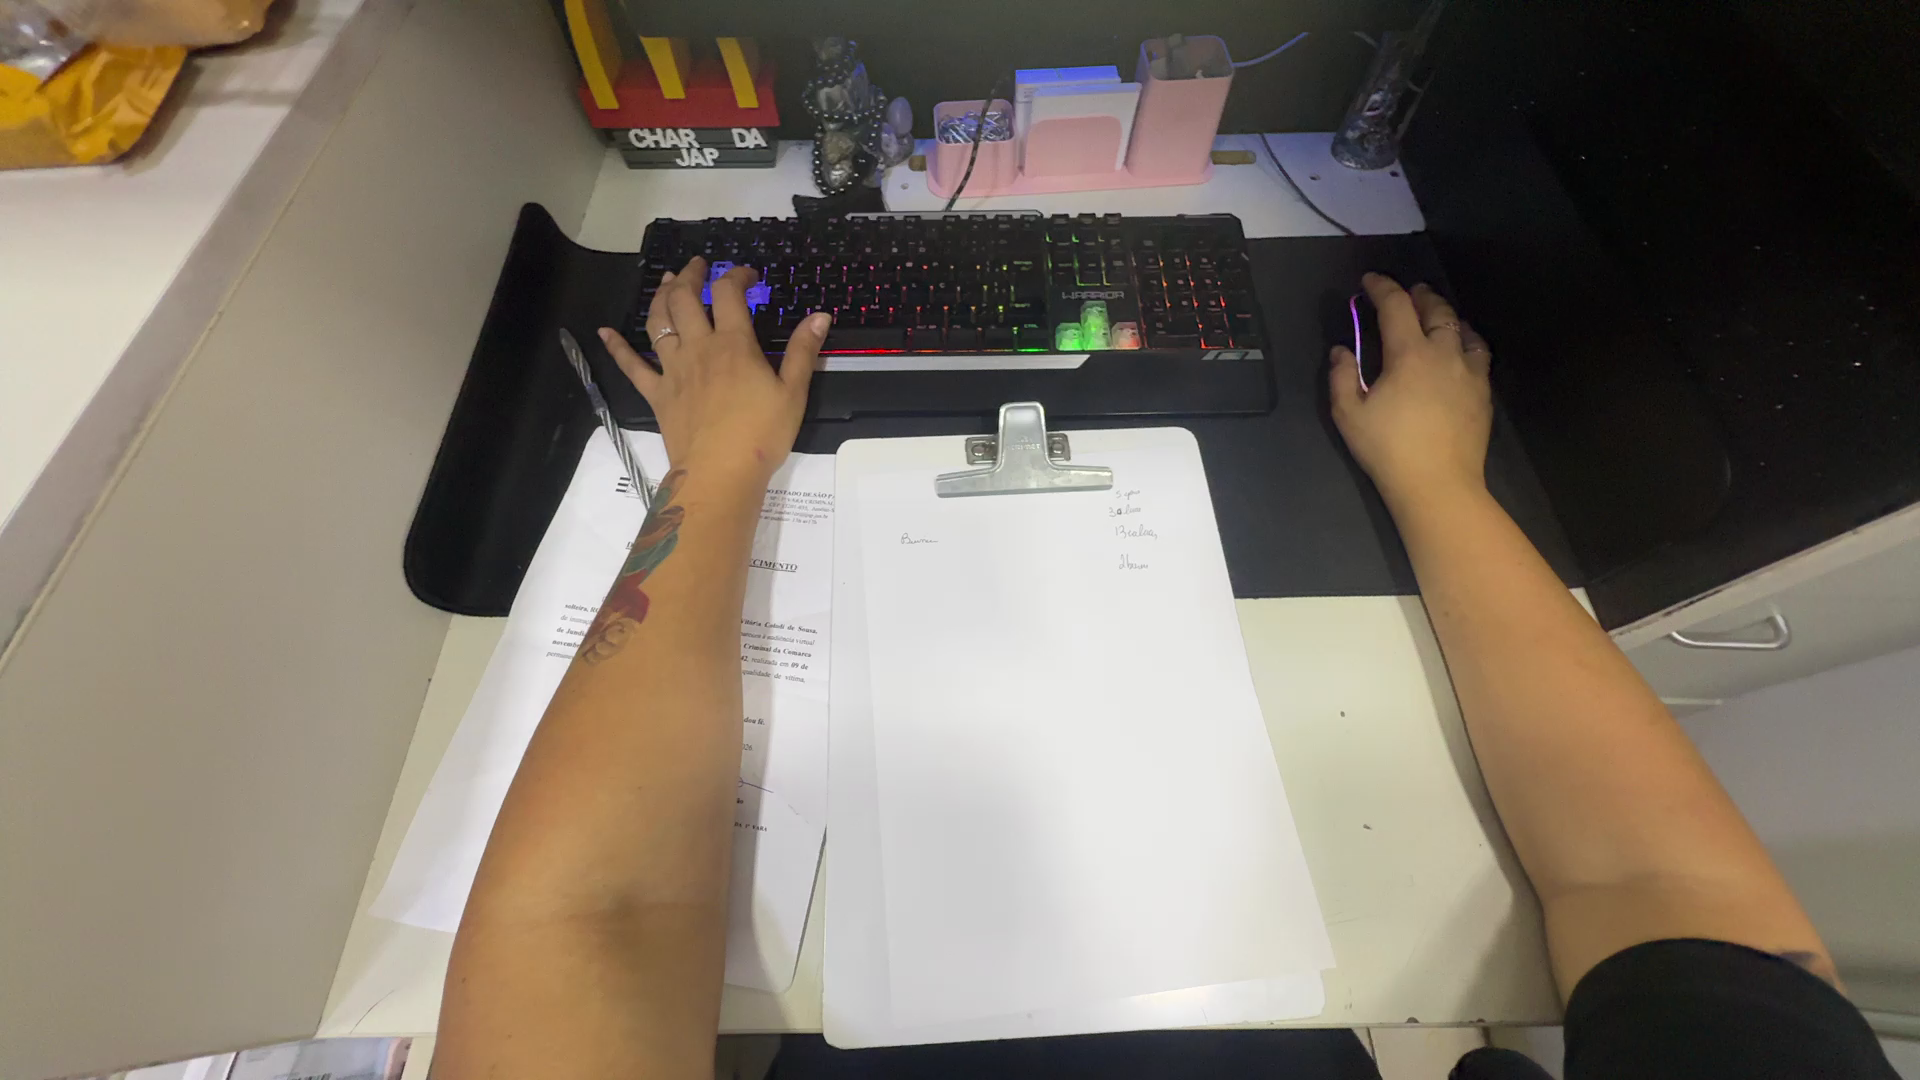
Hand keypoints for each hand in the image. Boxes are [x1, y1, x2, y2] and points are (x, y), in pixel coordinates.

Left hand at [600, 257, 829, 485]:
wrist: (721, 473)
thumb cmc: (762, 435)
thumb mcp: (793, 392)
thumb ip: (803, 351)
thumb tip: (820, 316)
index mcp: (733, 344)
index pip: (729, 294)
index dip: (735, 275)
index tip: (746, 273)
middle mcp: (699, 348)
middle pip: (685, 298)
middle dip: (690, 275)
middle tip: (697, 266)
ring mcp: (673, 370)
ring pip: (658, 322)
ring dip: (660, 296)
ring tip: (665, 282)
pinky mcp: (657, 394)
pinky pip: (632, 366)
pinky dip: (617, 347)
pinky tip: (604, 332)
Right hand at [1330, 273, 1493, 506]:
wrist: (1436, 481)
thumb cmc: (1386, 448)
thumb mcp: (1348, 413)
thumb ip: (1342, 376)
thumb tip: (1342, 350)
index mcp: (1408, 354)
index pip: (1395, 307)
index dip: (1381, 288)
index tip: (1369, 281)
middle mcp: (1443, 353)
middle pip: (1436, 310)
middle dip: (1418, 295)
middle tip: (1407, 291)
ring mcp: (1469, 371)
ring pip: (1462, 327)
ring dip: (1446, 314)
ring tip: (1435, 313)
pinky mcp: (1482, 390)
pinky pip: (1477, 351)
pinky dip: (1464, 338)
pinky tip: (1459, 346)